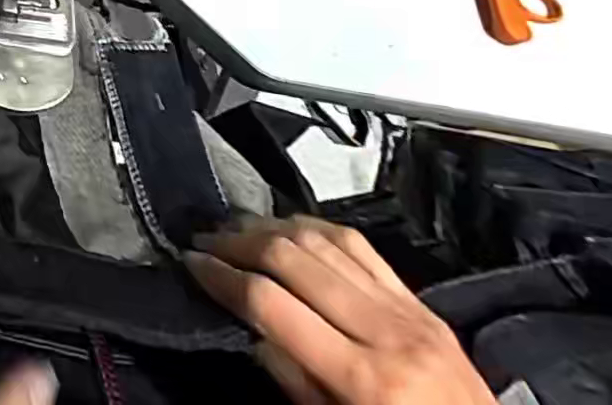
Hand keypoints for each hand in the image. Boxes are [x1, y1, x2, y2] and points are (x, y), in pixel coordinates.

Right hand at [183, 216, 495, 404]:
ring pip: (321, 240)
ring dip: (269, 227)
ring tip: (236, 229)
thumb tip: (254, 330)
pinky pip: (357, 244)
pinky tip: (288, 226)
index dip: (222, 277)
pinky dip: (313, 227)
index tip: (191, 263)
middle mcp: (385, 333)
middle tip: (204, 240)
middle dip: (237, 243)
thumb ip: (296, 384)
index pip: (271, 304)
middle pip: (291, 259)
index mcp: (365, 381)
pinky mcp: (420, 301)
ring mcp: (407, 310)